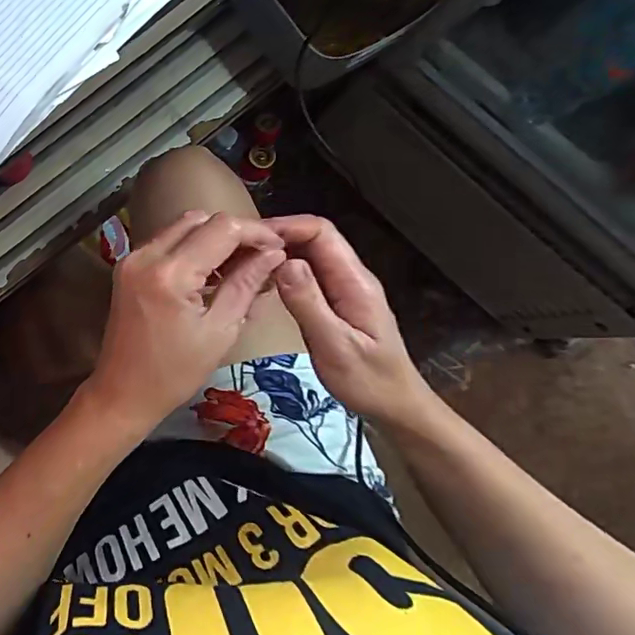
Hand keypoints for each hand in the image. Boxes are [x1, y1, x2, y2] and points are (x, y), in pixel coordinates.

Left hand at [85, 210, 286, 426]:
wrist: (122, 392)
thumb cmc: (173, 373)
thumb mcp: (220, 331)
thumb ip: (246, 284)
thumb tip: (273, 254)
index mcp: (170, 273)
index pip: (222, 228)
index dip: (256, 232)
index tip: (278, 247)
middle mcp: (146, 255)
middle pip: (201, 219)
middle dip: (235, 232)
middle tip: (260, 257)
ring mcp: (132, 258)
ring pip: (183, 226)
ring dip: (213, 238)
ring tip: (239, 266)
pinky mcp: (128, 266)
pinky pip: (167, 241)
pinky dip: (192, 248)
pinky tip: (212, 273)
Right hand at [265, 215, 435, 424]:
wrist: (395, 406)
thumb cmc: (370, 381)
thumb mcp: (336, 346)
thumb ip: (309, 304)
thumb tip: (284, 262)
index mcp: (354, 282)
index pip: (321, 233)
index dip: (286, 227)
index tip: (252, 239)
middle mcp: (350, 277)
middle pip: (313, 239)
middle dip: (277, 237)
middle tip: (239, 250)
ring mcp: (343, 289)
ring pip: (308, 255)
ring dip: (278, 253)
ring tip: (245, 263)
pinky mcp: (335, 302)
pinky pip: (307, 275)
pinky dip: (283, 271)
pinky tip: (263, 283)